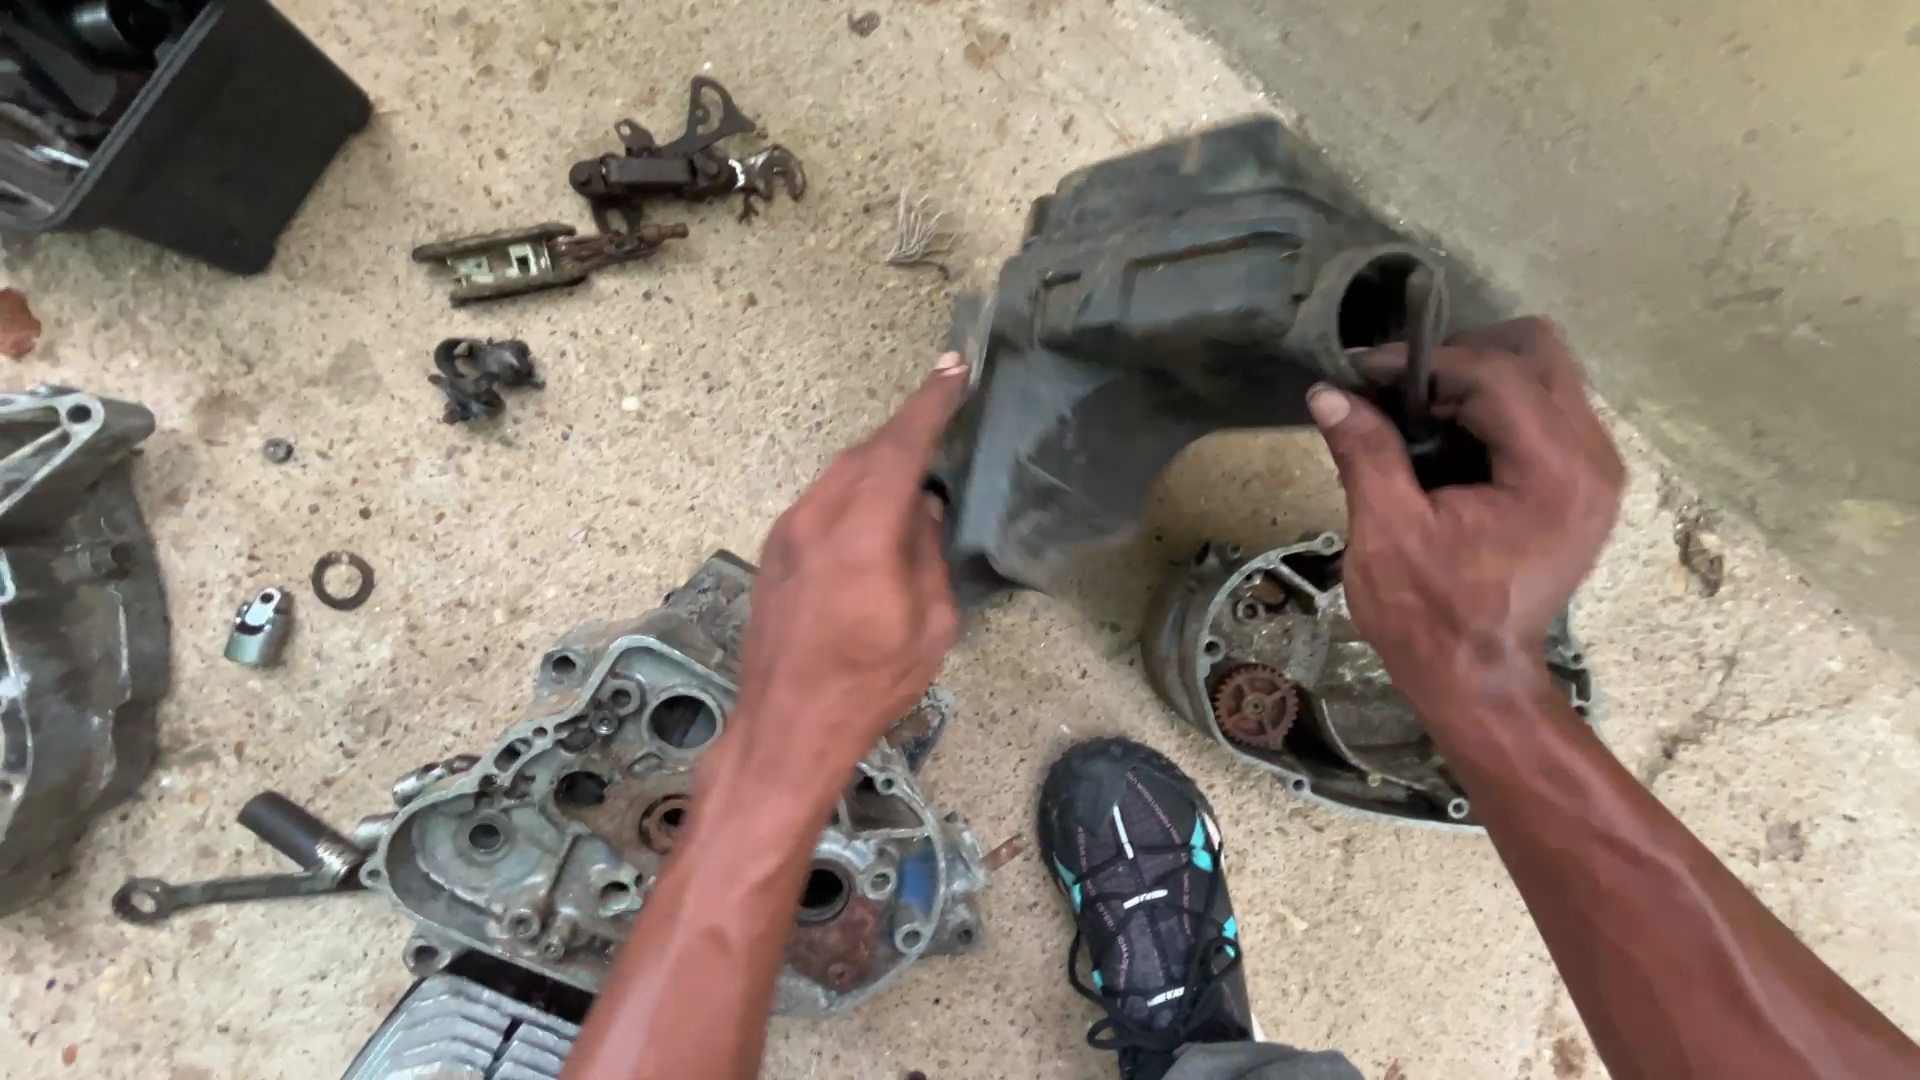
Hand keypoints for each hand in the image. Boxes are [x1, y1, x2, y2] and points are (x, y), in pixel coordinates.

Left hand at [732, 353, 969, 772]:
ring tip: (914, 465)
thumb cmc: (868, 685)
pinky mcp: (775, 550)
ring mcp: (787, 533)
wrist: (786, 727)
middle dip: (906, 430)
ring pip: (840, 473)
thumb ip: (927, 554)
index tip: (955, 370)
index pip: (899, 449)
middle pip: (866, 453)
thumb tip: (920, 509)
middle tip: (943, 414)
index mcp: (860, 537)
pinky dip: (854, 488)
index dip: (930, 405)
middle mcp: (815, 521)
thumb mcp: (929, 626)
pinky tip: (875, 508)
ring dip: (878, 460)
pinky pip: (822, 499)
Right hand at [1307, 319, 1625, 711]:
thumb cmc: (1427, 612)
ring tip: (1411, 417)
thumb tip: (1326, 394)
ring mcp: (1591, 471)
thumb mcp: (1386, 530)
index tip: (1361, 373)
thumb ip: (1365, 452)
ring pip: (1543, 377)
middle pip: (1538, 354)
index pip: (1496, 374)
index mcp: (1552, 472)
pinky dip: (1487, 409)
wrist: (1472, 674)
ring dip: (1472, 382)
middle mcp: (1591, 459)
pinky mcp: (1578, 485)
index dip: (1422, 362)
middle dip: (1459, 358)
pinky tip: (1439, 442)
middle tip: (1397, 392)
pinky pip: (1540, 413)